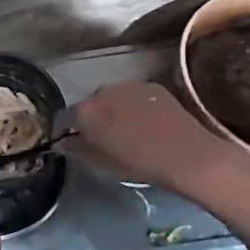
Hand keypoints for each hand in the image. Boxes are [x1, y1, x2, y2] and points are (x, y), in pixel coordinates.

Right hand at [61, 81, 249, 195]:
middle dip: (92, 118)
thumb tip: (63, 142)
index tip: (74, 141)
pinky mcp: (152, 86)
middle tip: (103, 138)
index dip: (67, 130)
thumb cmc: (138, 163)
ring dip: (113, 110)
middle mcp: (102, 91)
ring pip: (112, 97)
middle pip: (90, 104)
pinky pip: (134, 95)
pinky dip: (134, 106)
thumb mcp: (102, 163)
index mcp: (85, 111)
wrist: (185, 154)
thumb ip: (77, 148)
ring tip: (127, 130)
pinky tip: (147, 123)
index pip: (65, 117)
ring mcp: (129, 85)